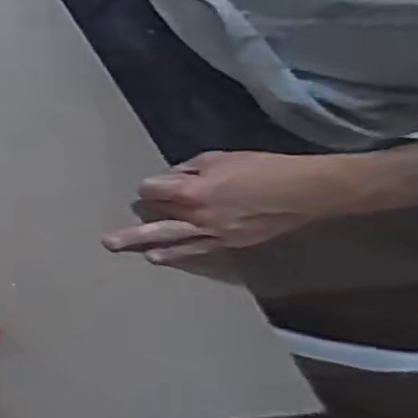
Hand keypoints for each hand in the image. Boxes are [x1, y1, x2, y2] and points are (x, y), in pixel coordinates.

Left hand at [103, 150, 360, 262]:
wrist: (312, 190)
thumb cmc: (264, 168)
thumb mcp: (218, 159)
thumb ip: (188, 170)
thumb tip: (172, 177)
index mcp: (192, 192)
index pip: (152, 190)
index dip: (152, 186)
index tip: (157, 184)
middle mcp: (198, 215)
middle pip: (154, 221)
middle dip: (130, 231)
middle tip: (106, 240)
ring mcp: (215, 231)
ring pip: (172, 240)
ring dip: (145, 245)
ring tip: (122, 249)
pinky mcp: (232, 242)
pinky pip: (198, 250)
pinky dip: (177, 254)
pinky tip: (158, 257)